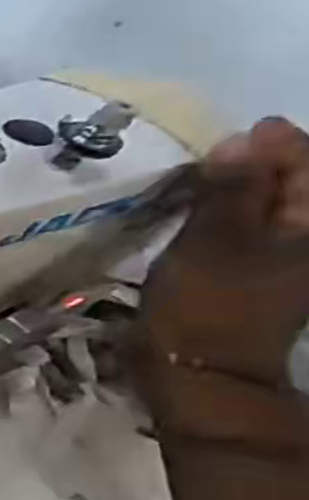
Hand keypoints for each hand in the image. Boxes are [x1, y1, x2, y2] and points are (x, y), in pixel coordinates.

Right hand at [141, 118, 308, 385]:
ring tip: (209, 177)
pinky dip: (229, 215)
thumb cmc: (209, 302)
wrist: (200, 368)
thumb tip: (244, 136)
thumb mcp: (215, 242)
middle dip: (261, 164)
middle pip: (294, 184)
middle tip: (223, 150)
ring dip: (241, 190)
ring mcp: (285, 258)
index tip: (238, 131)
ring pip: (270, 206)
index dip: (275, 142)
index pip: (307, 162)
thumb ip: (233, 190)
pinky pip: (251, 229)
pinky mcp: (255, 274)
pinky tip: (204, 215)